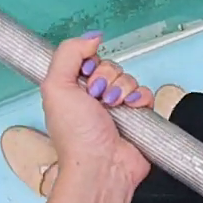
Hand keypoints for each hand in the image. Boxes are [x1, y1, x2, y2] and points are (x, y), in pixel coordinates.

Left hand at [40, 33, 151, 184]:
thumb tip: (91, 37)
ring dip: (123, 89)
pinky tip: (131, 109)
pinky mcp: (138, 118)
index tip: (85, 78)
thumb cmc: (75, 137)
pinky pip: (146, 94)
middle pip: (111, 67)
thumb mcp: (56, 87)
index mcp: (73, 90)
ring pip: (129, 78)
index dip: (90, 65)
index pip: (89, 59)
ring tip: (113, 108)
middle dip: (107, 79)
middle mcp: (94, 98)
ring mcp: (117, 108)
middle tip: (98, 99)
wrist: (100, 166)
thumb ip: (68, 54)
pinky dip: (141, 99)